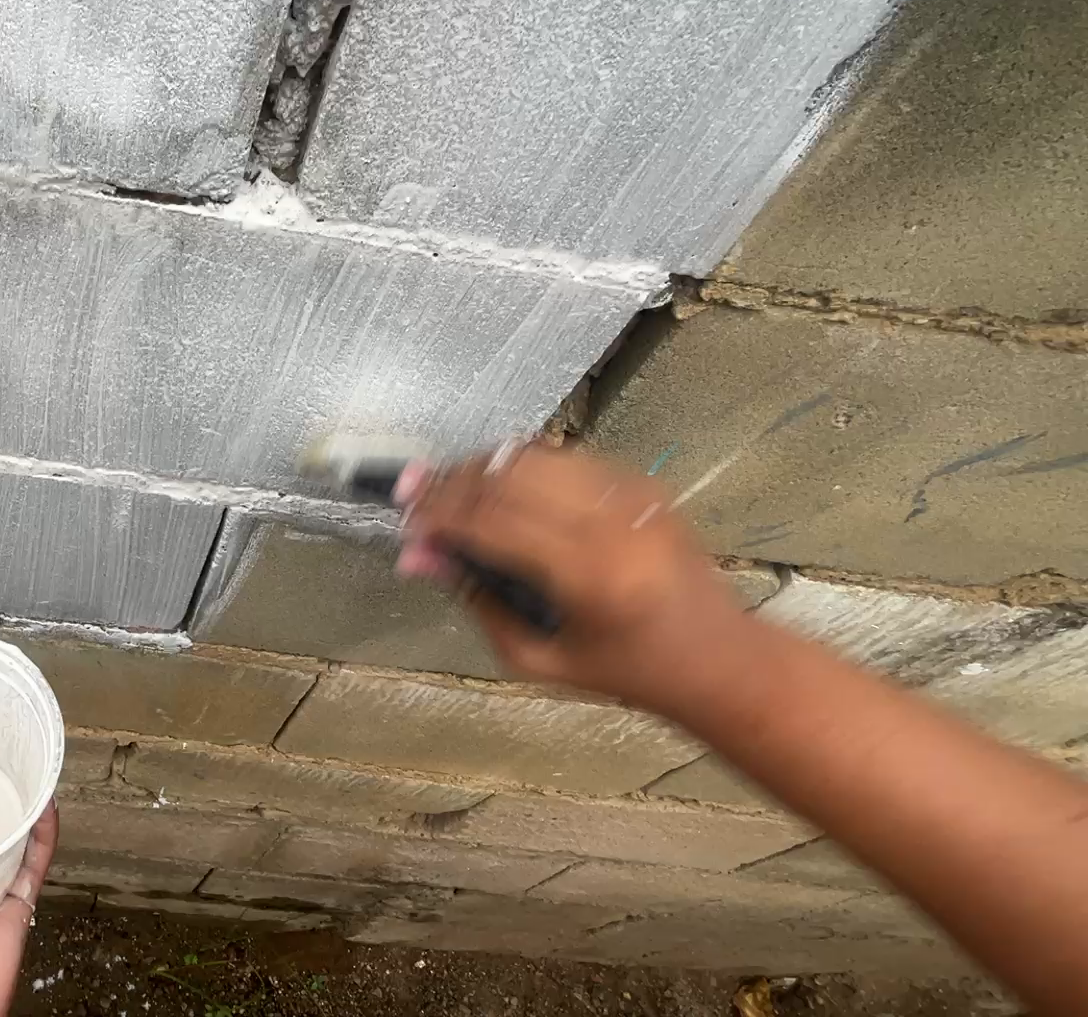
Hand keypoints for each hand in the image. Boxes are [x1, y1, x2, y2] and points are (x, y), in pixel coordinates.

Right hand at [394, 444, 761, 713]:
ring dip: (477, 467)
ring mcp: (630, 495)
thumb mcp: (534, 655)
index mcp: (586, 575)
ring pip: (530, 455)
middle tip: (411, 494)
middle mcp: (610, 523)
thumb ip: (473, 598)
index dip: (436, 515)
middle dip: (447, 483)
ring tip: (446, 486)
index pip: (488, 521)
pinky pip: (560, 456)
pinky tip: (493, 482)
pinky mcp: (641, 482)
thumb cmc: (624, 671)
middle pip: (504, 477)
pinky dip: (516, 464)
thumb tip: (415, 557)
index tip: (405, 522)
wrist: (721, 658)